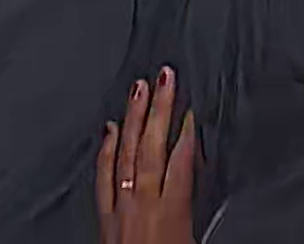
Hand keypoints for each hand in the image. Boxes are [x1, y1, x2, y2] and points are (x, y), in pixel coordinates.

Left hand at [95, 67, 195, 243]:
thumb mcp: (194, 236)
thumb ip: (197, 198)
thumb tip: (201, 162)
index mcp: (171, 213)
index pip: (180, 161)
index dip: (187, 131)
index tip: (192, 104)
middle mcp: (143, 206)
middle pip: (151, 148)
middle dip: (160, 109)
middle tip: (166, 75)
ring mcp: (120, 209)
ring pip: (125, 155)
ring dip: (133, 118)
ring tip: (140, 86)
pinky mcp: (104, 218)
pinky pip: (102, 177)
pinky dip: (105, 149)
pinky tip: (109, 126)